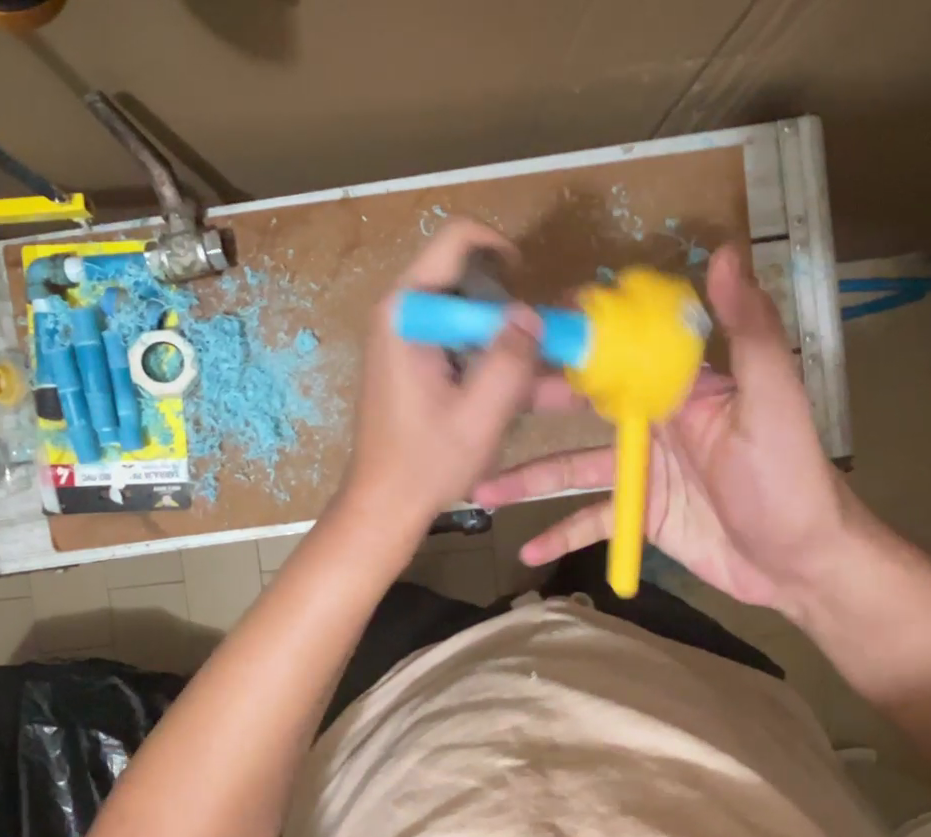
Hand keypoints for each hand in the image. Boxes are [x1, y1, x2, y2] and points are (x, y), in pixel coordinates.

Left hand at [341, 220, 541, 526]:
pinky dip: (490, 358)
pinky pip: (461, 342)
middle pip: (467, 278)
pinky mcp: (415, 362)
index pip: (457, 240)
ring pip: (470, 314)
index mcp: (408, 312)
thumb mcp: (480, 414)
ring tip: (545, 374)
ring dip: (506, 339)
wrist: (384, 503)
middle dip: (511, 305)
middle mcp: (402, 313)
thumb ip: (510, 360)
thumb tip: (533, 314)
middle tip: (546, 343)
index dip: (502, 250)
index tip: (530, 287)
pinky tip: (519, 392)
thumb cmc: (426, 463)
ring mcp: (406, 338)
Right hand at [472, 245, 863, 612]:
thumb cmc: (789, 479)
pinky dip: (562, 534)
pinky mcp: (643, 517)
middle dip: (534, 406)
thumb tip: (726, 253)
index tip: (526, 328)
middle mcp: (658, 425)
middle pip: (583, 410)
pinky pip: (592, 522)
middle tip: (481, 402)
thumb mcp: (773, 401)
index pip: (622, 354)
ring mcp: (645, 475)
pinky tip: (527, 549)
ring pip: (574, 469)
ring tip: (481, 488)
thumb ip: (748, 331)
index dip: (578, 338)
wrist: (802, 564)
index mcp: (684, 389)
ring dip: (530, 480)